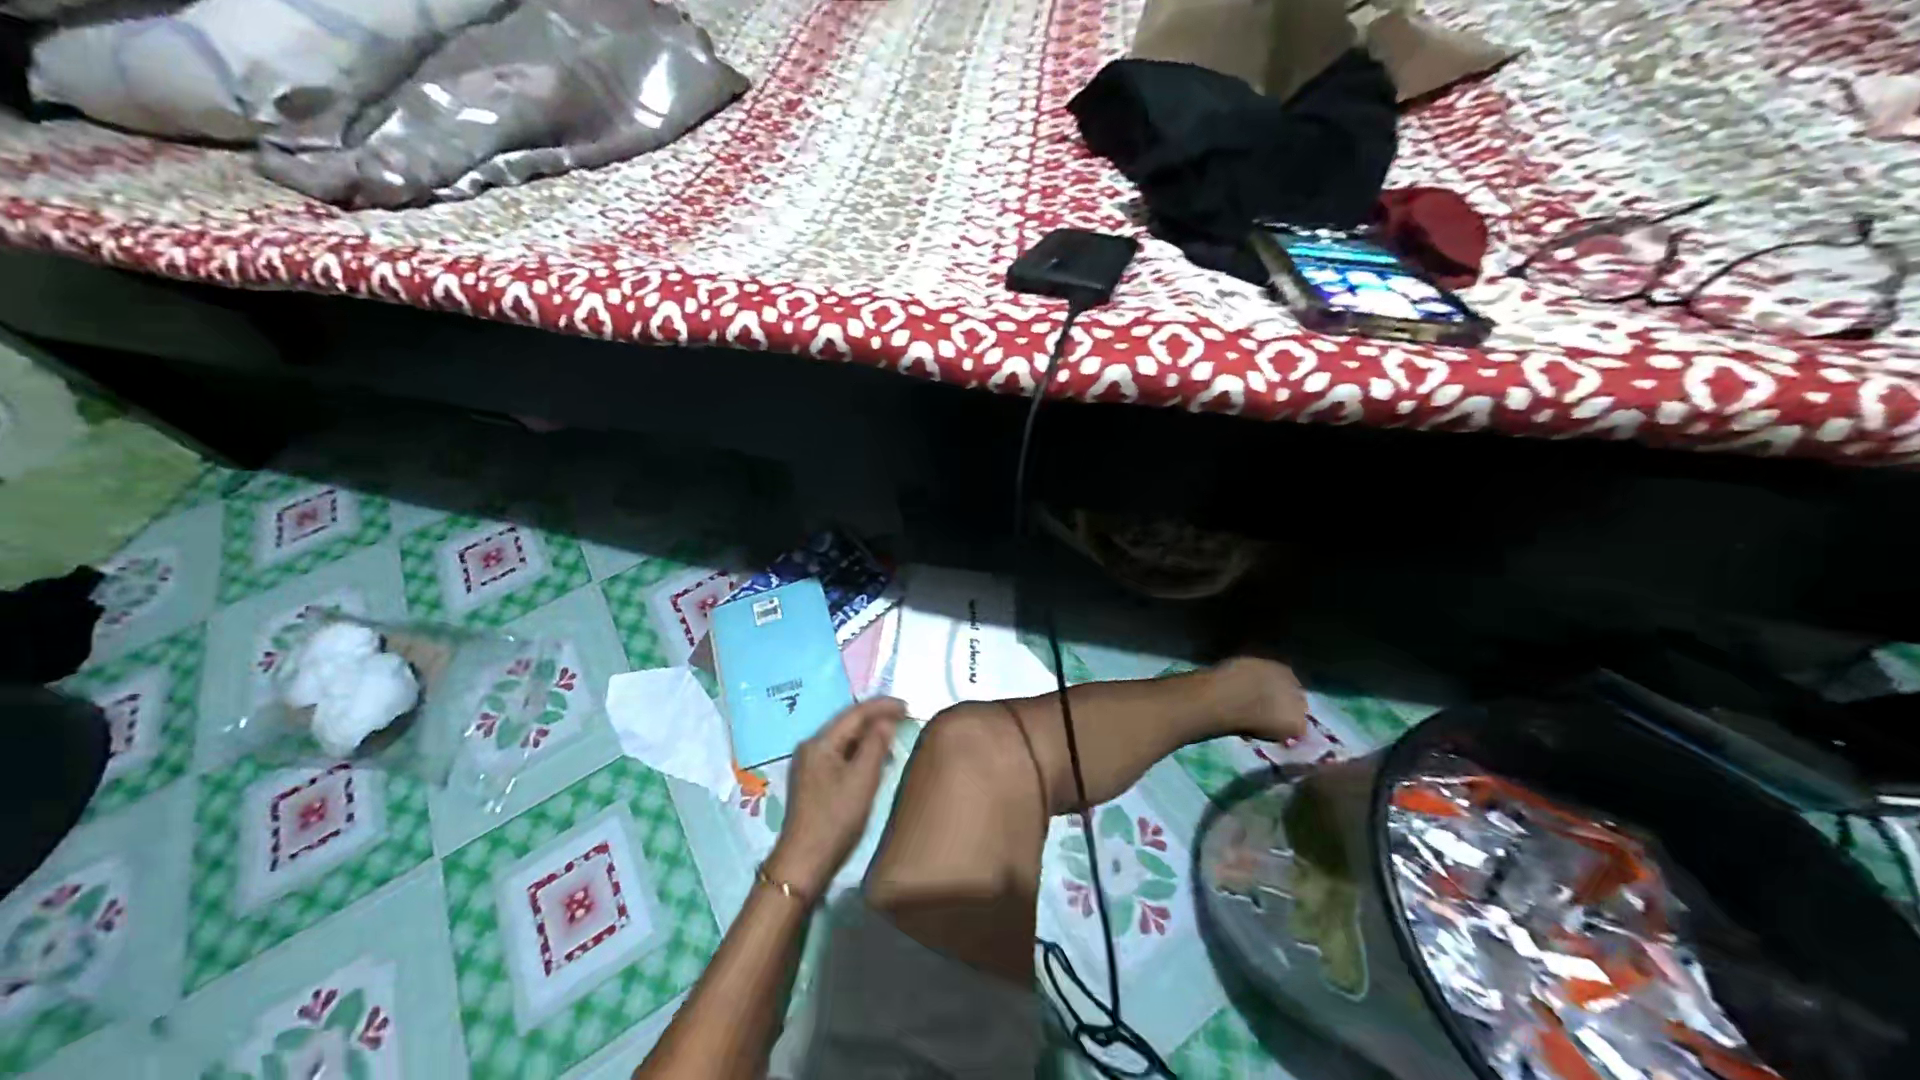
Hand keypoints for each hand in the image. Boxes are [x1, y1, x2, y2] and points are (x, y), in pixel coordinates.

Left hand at [765, 698, 905, 897]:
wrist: (805, 860)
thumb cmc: (836, 818)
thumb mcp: (862, 779)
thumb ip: (875, 745)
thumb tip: (885, 720)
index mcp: (820, 743)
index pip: (854, 713)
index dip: (882, 706)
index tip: (907, 705)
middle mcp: (811, 747)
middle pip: (847, 723)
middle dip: (875, 717)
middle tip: (904, 715)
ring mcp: (810, 764)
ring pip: (844, 738)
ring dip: (868, 734)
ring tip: (894, 733)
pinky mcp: (813, 779)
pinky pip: (840, 753)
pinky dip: (860, 750)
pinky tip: (875, 757)